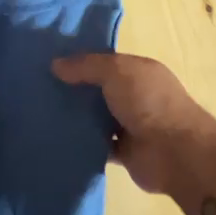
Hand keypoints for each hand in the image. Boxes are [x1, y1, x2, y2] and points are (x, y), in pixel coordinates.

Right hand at [53, 52, 215, 194]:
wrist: (175, 153)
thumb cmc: (148, 102)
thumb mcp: (115, 71)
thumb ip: (85, 66)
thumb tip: (55, 64)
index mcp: (139, 71)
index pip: (105, 62)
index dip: (80, 61)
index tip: (50, 62)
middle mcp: (136, 96)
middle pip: (99, 90)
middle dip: (74, 89)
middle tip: (39, 88)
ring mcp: (131, 125)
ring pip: (97, 117)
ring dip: (77, 117)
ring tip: (42, 113)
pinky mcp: (125, 152)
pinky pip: (98, 144)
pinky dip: (82, 142)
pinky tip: (58, 138)